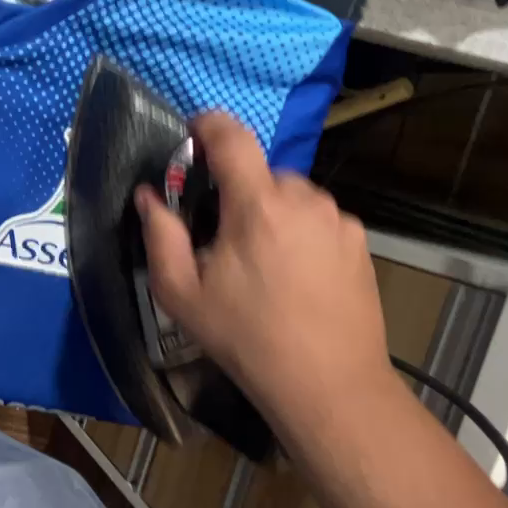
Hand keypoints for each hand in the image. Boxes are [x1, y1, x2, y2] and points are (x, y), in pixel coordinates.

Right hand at [135, 112, 390, 411]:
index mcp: (257, 205)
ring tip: (255, 260)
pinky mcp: (359, 242)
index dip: (207, 125)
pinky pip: (316, 219)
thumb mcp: (180, 291)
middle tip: (216, 234)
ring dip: (267, 211)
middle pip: (260, 172)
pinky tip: (289, 274)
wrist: (327, 383)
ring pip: (290, 196)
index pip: (232, 138)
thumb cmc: (244, 336)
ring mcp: (338, 220)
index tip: (190, 134)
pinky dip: (296, 231)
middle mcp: (304, 200)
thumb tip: (149, 196)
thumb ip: (159, 234)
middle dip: (235, 191)